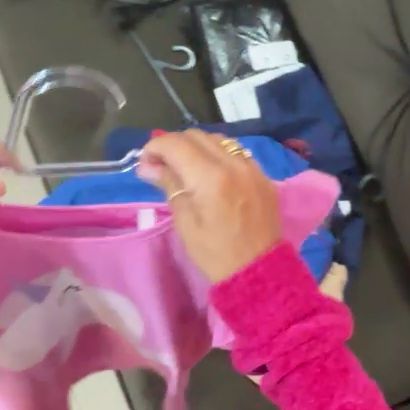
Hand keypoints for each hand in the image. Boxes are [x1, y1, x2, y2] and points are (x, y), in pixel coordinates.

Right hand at [136, 131, 282, 282]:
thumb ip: (169, 185)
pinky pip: (237, 153)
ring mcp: (252, 168)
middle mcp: (233, 164)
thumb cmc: (216, 254)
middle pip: (197, 136)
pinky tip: (212, 173)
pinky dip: (219, 155)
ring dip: (198, 147)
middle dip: (175, 145)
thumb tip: (147, 165)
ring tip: (187, 168)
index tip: (145, 163)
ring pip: (219, 140)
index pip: (176, 144)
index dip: (155, 148)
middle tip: (163, 166)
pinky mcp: (263, 177)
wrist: (259, 272)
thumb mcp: (185, 222)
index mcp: (210, 177)